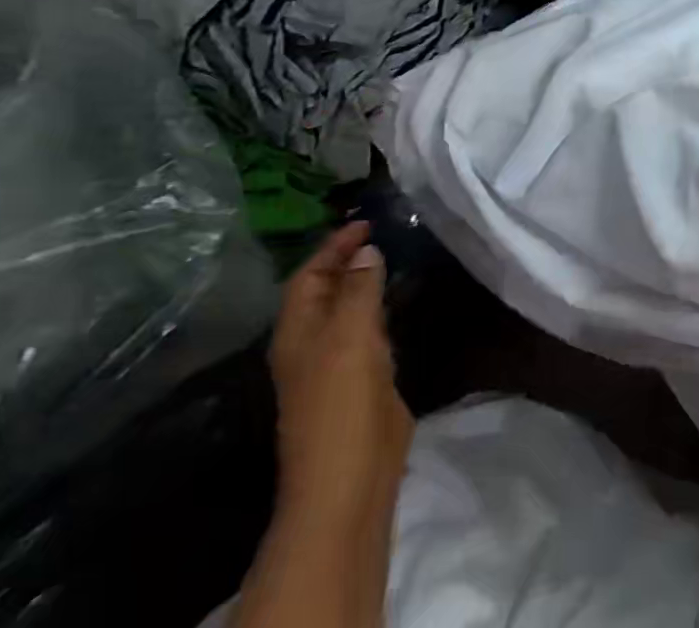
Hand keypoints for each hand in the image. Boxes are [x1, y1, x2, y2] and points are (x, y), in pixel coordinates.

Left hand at [269, 222, 412, 512]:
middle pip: (326, 292)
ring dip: (366, 286)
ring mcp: (337, 365)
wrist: (350, 475)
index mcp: (298, 330)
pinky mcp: (362, 383)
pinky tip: (400, 306)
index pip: (310, 275)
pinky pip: (370, 336)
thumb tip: (367, 252)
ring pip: (349, 313)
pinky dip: (381, 314)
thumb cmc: (341, 401)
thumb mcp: (350, 336)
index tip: (366, 222)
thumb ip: (360, 290)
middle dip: (349, 262)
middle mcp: (313, 343)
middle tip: (383, 235)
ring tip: (394, 260)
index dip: (334, 247)